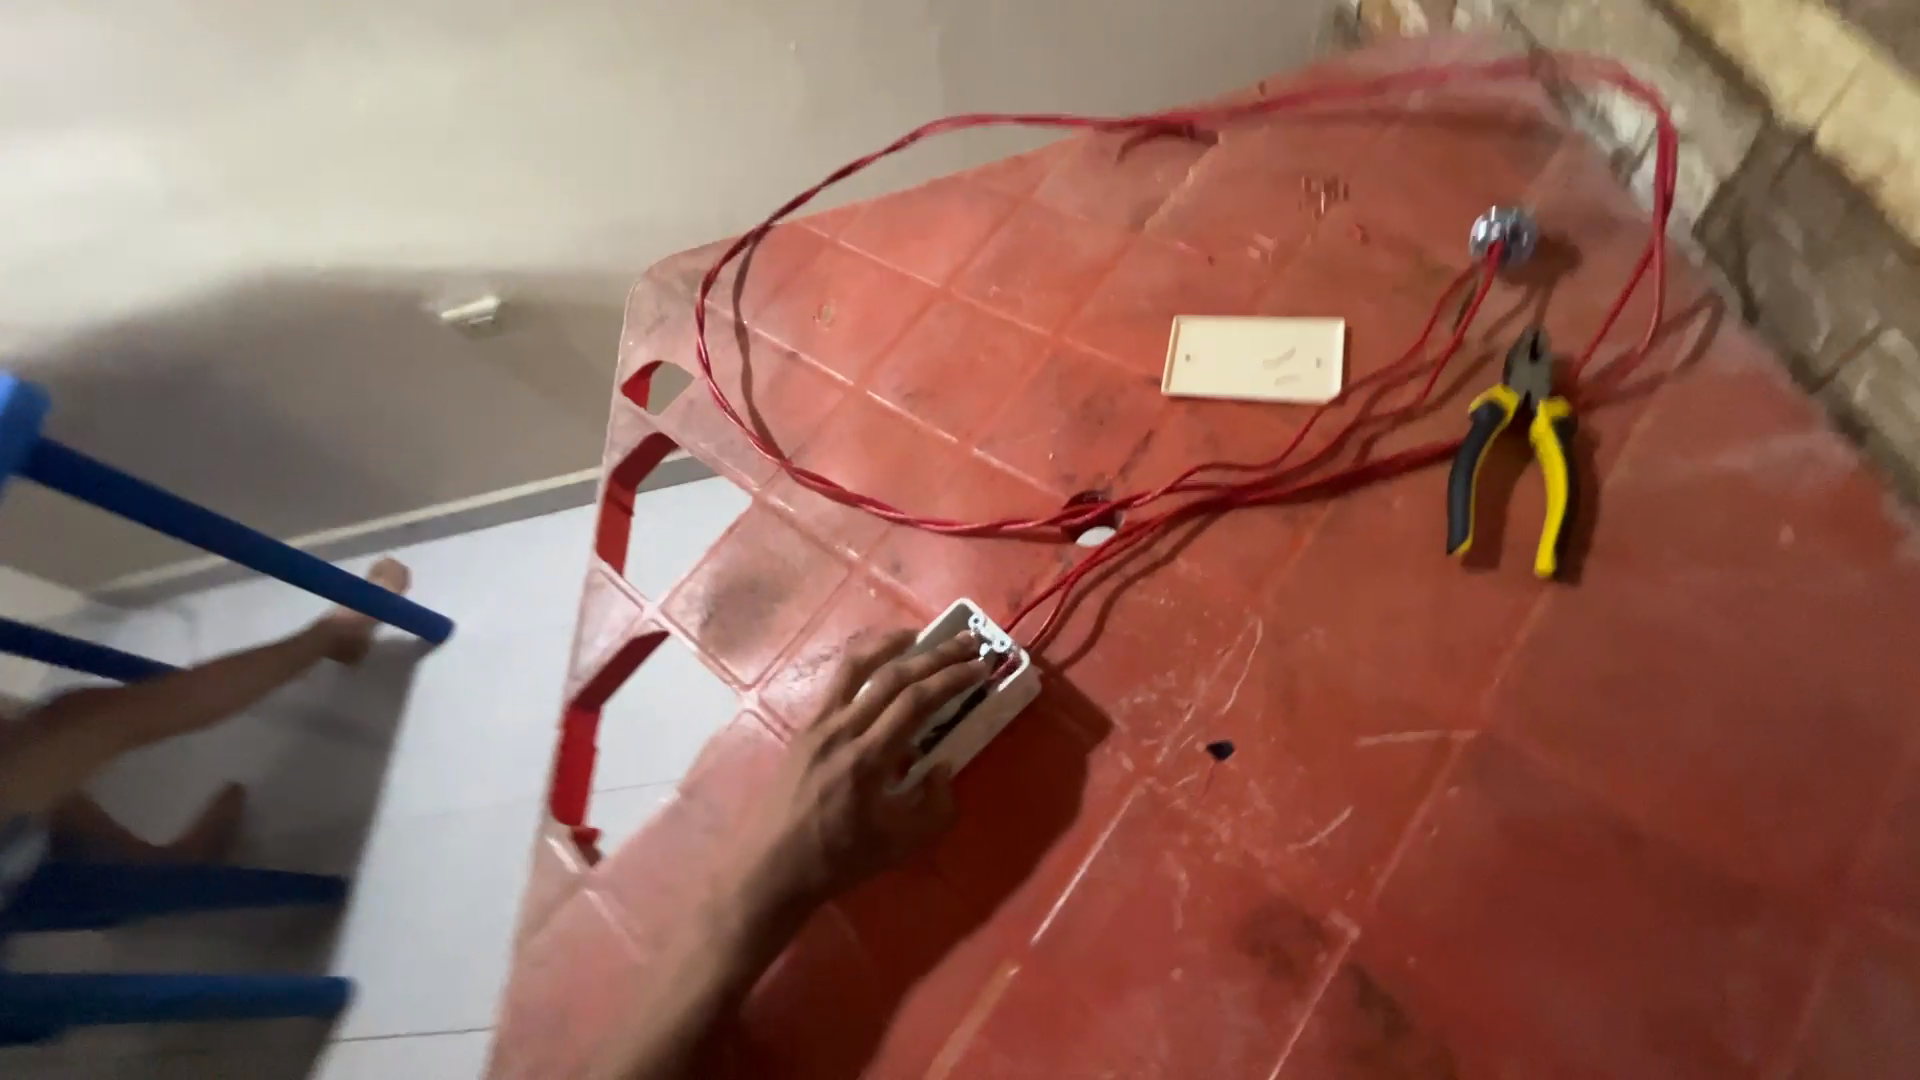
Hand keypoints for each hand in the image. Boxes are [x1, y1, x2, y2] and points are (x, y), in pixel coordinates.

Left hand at [725, 631, 988, 913]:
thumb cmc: (838, 859)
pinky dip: (864, 660)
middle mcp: (842, 730)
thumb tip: (943, 766)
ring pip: (858, 666)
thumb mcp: (901, 844)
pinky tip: (882, 661)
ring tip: (923, 634)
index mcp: (868, 760)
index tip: (981, 666)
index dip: (952, 678)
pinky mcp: (806, 725)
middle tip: (969, 642)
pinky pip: (838, 681)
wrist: (771, 866)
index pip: (916, 702)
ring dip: (894, 643)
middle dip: (937, 654)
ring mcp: (819, 723)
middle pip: (894, 676)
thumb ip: (935, 805)